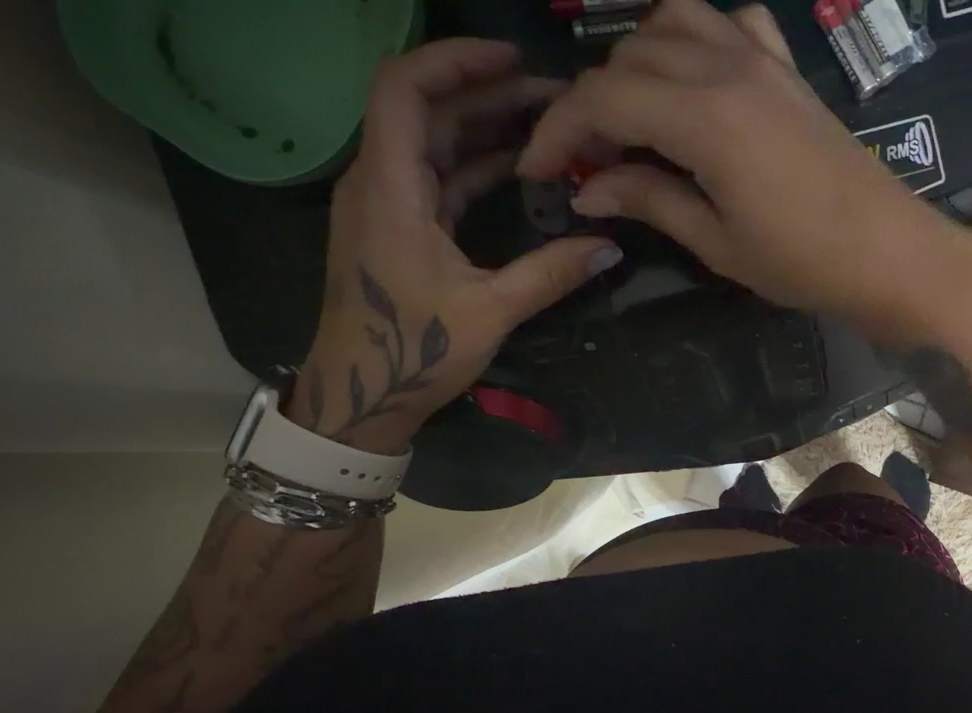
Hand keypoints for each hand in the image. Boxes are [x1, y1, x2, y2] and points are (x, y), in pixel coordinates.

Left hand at [292, 40, 624, 453]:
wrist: (360, 395)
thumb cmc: (413, 352)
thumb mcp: (490, 312)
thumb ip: (550, 274)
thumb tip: (611, 247)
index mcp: (388, 188)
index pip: (406, 89)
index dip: (456, 61)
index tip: (514, 59)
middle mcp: (379, 182)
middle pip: (427, 110)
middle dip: (488, 94)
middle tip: (555, 97)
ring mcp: (386, 204)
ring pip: (434, 143)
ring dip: (486, 129)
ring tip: (548, 126)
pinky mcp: (398, 227)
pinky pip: (437, 178)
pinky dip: (477, 166)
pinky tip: (522, 170)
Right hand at [516, 0, 971, 343]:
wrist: (892, 255)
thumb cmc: (806, 264)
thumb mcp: (719, 244)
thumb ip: (650, 202)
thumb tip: (587, 191)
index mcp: (704, 117)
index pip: (602, 99)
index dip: (557, 131)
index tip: (538, 169)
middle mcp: (727, 68)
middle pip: (629, 56)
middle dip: (593, 104)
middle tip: (590, 162)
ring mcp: (764, 60)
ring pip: (673, 20)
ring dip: (637, 61)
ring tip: (634, 119)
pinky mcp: (790, 70)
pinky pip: (733, 23)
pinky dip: (700, 39)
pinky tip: (697, 81)